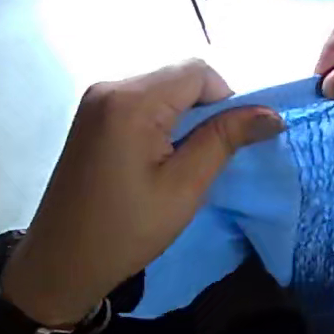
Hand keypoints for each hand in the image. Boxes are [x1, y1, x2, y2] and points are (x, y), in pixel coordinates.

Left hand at [1, 61, 283, 325]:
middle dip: (206, 107)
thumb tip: (272, 113)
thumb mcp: (185, 186)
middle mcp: (110, 86)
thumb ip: (226, 139)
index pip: (198, 71)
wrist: (61, 263)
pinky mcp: (92, 115)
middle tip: (207, 155)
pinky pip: (143, 99)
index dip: (226, 99)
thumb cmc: (127, 229)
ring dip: (186, 114)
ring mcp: (96, 99)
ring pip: (164, 86)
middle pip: (179, 74)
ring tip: (183, 159)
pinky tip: (160, 155)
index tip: (228, 142)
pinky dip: (164, 119)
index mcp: (131, 100)